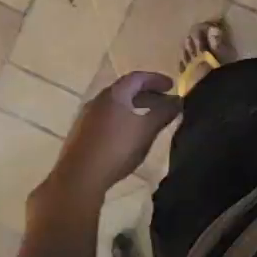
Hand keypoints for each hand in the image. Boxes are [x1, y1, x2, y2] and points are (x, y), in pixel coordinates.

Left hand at [45, 71, 179, 199]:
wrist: (78, 179)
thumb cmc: (116, 148)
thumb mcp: (147, 130)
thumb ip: (164, 112)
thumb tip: (179, 100)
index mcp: (115, 93)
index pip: (138, 77)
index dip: (156, 79)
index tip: (172, 86)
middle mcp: (98, 100)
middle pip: (125, 90)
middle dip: (147, 94)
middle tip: (163, 103)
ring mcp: (85, 118)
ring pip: (115, 106)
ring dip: (133, 108)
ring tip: (148, 120)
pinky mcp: (80, 135)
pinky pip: (105, 119)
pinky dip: (121, 120)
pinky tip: (127, 137)